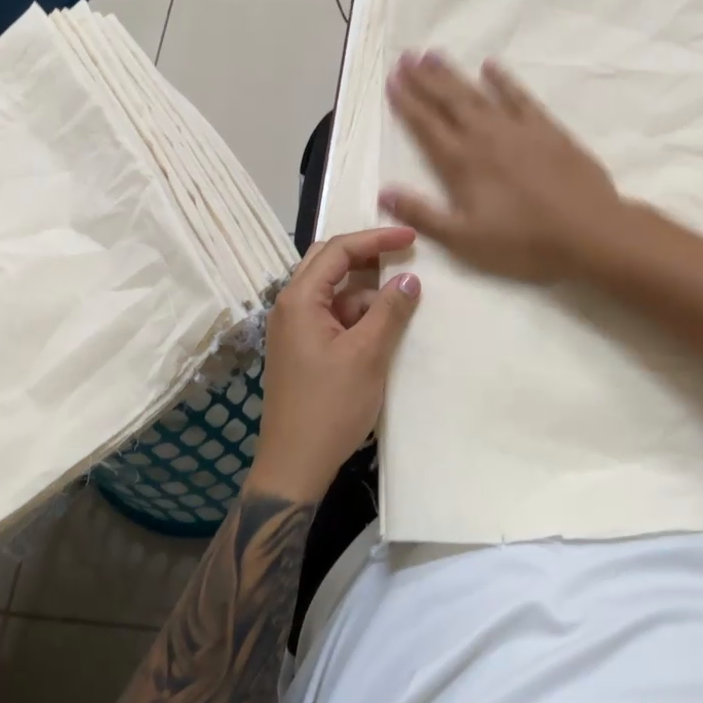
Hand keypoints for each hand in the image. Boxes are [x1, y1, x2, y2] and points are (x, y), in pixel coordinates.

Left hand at [251, 228, 421, 501]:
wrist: (294, 464)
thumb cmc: (330, 407)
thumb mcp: (367, 355)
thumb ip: (389, 312)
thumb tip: (409, 278)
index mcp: (299, 300)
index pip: (338, 250)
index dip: (376, 239)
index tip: (411, 238)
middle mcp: (291, 306)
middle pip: (330, 264)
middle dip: (368, 256)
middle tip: (405, 254)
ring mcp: (294, 329)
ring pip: (334, 293)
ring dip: (366, 292)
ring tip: (404, 298)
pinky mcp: (302, 350)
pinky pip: (333, 317)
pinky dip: (358, 315)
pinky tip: (385, 327)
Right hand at [382, 52, 626, 282]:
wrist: (590, 232)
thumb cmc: (524, 243)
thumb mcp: (465, 239)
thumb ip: (423, 215)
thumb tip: (384, 191)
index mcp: (462, 164)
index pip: (426, 125)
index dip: (407, 102)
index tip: (392, 80)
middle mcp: (485, 137)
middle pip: (449, 101)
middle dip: (425, 79)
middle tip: (406, 56)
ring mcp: (518, 129)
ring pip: (479, 93)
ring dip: (455, 74)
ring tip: (434, 54)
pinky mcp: (547, 129)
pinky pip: (520, 97)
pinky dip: (504, 80)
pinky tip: (491, 66)